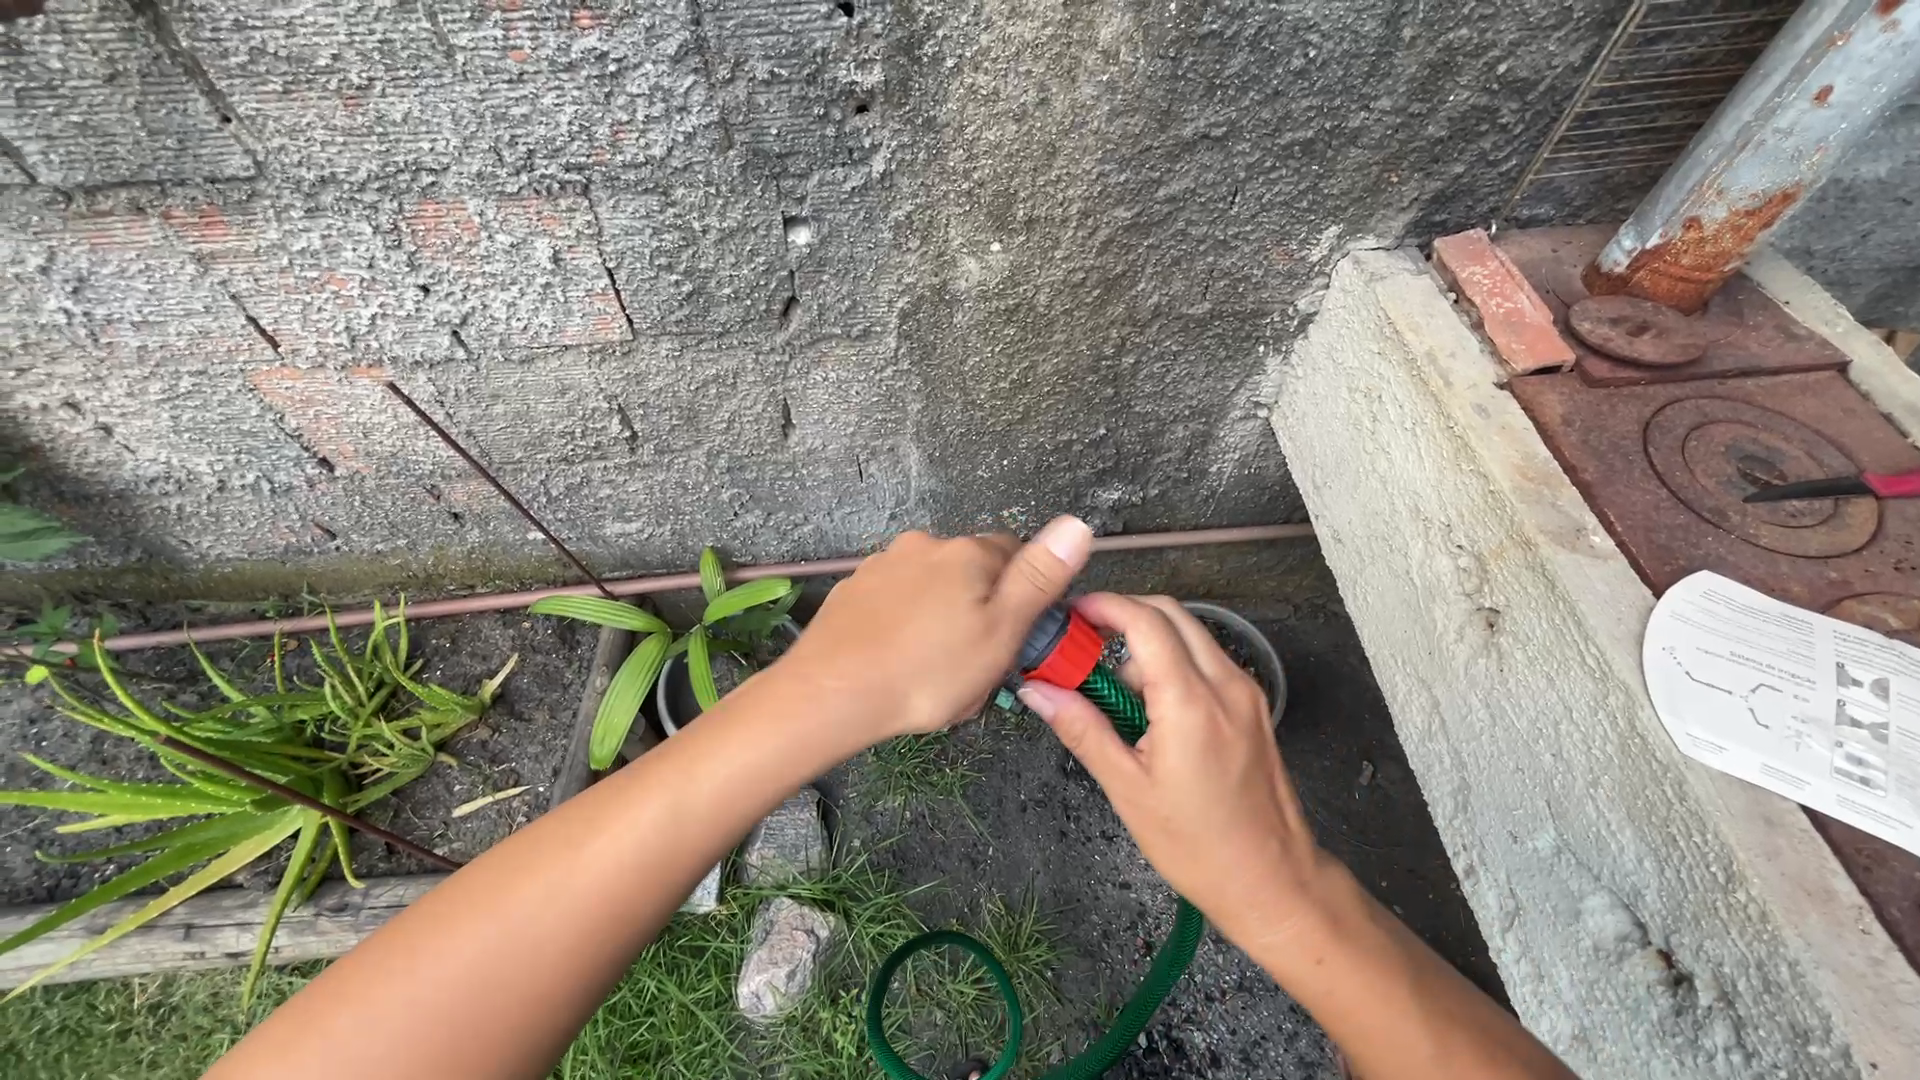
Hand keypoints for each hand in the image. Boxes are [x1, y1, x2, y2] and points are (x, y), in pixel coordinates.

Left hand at [770, 516, 1093, 739]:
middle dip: (979, 608)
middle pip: (971, 571)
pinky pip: (896, 601)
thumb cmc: (928, 672)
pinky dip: (904, 623)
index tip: (1012, 636)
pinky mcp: (853, 590)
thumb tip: (1077, 524)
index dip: (1021, 597)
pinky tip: (896, 659)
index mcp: (968, 553)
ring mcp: (883, 565)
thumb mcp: (1001, 632)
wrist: (831, 693)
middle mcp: (925, 545)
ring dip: (940, 615)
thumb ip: (1039, 578)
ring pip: (932, 588)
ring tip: (931, 668)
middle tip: (974, 662)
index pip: (1016, 555)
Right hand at [1016, 594, 1333, 945]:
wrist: (1274, 881)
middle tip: (1085, 643)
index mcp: (1191, 702)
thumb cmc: (1198, 845)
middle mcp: (1225, 684)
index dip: (1104, 606)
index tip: (1072, 614)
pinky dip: (1173, 662)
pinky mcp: (1252, 706)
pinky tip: (1151, 706)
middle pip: (1170, 614)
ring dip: (1148, 642)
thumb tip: (1037, 691)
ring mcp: (1245, 692)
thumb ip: (1082, 728)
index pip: (1145, 622)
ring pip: (1190, 634)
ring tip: (1117, 692)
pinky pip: (1207, 660)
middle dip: (1123, 616)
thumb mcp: (1127, 788)